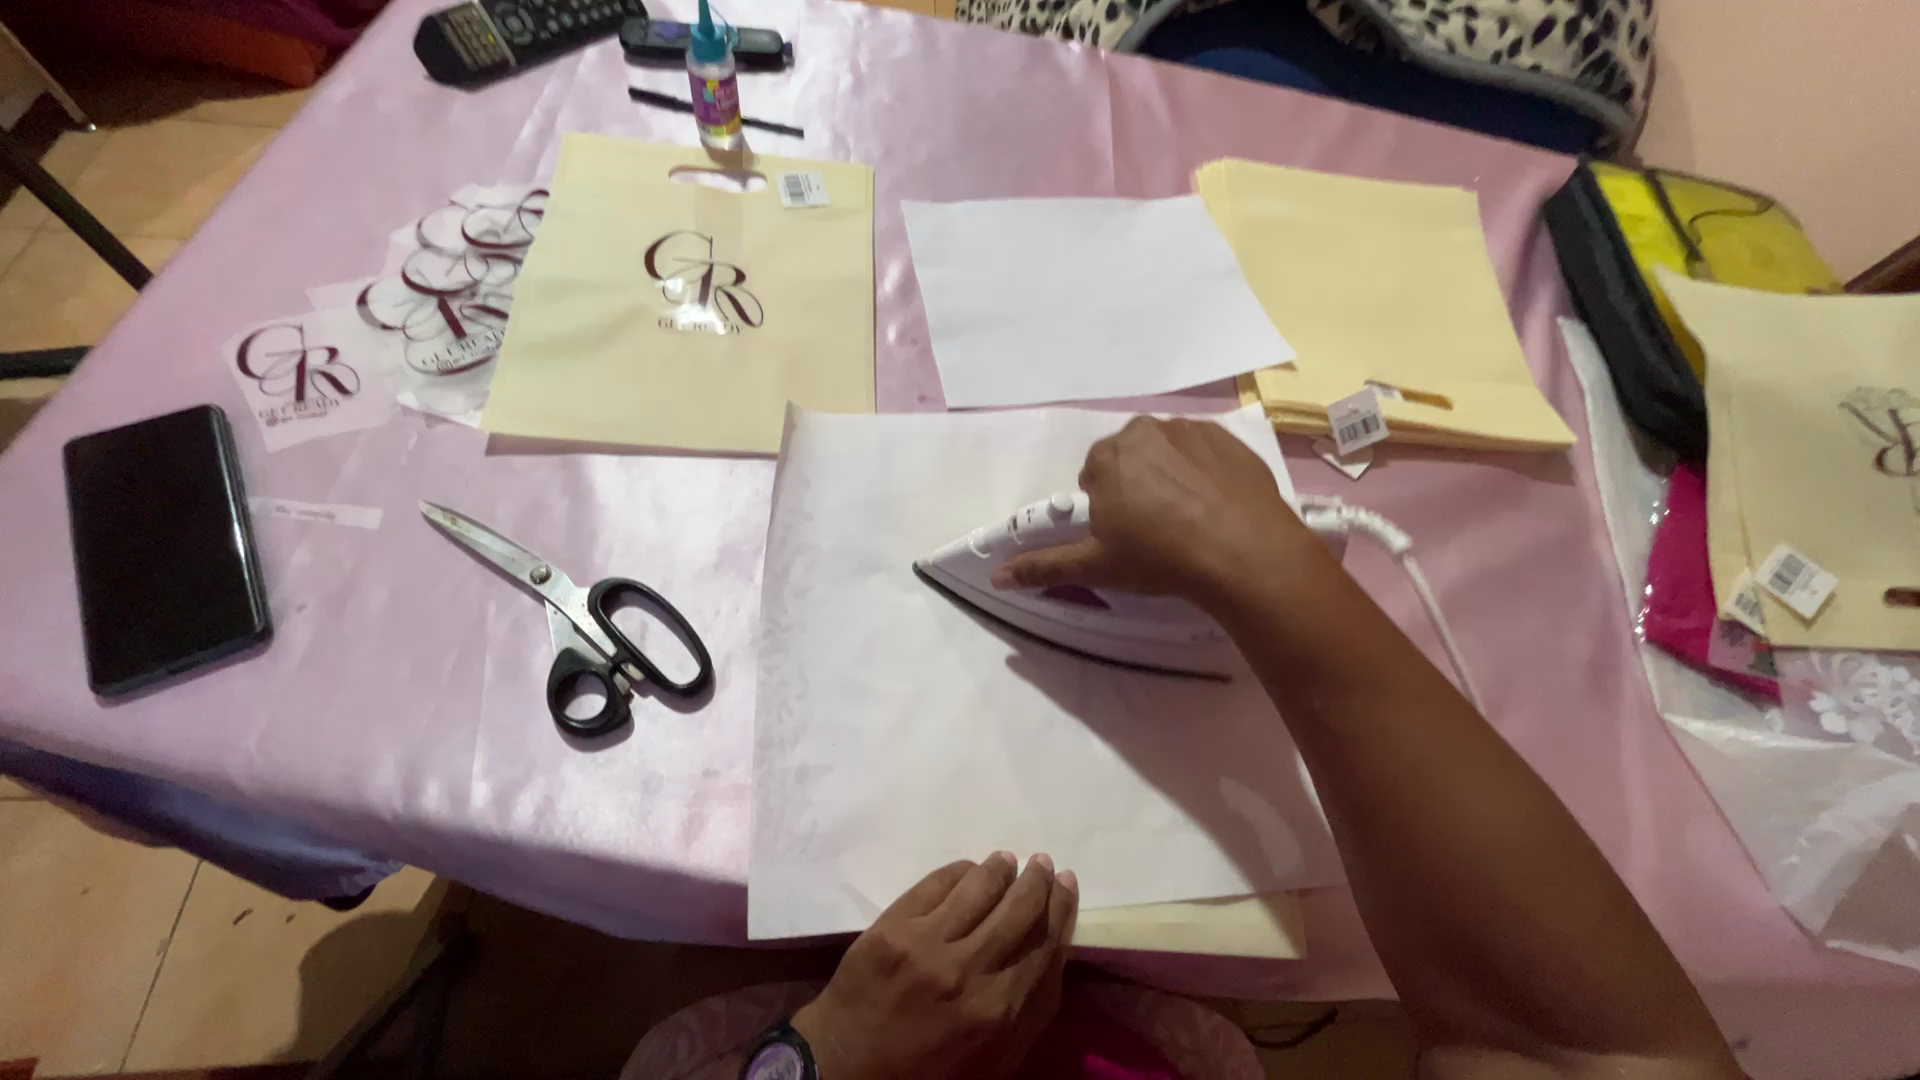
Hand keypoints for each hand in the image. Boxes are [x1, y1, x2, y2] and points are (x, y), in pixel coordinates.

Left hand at [791, 852, 1077, 1079]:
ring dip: (999, 868)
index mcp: (1000, 1012)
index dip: (1061, 908)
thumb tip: (1054, 950)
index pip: (1045, 944)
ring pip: (979, 887)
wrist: (848, 1070)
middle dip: (1036, 881)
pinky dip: (958, 871)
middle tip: (1042, 863)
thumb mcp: (996, 1061)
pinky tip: (967, 869)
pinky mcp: (893, 928)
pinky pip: (937, 883)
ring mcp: (928, 946)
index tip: (1067, 883)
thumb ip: (1029, 1010)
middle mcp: (969, 973)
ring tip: (1006, 860)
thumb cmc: (930, 1072)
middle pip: (1018, 910)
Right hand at [993, 417, 1318, 608]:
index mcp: (1106, 457)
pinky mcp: (1228, 438)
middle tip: (1155, 531)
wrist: (1244, 552)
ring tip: (1188, 520)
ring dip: (1169, 478)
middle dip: (1135, 488)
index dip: (1106, 508)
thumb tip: (997, 577)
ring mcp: (1189, 430)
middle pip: (1128, 460)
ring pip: (1166, 454)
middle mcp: (1143, 431)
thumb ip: (1044, 566)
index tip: (1125, 536)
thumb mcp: (1097, 567)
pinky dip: (1203, 473)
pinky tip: (1215, 506)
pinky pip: (1203, 452)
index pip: (1094, 477)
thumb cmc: (1159, 557)